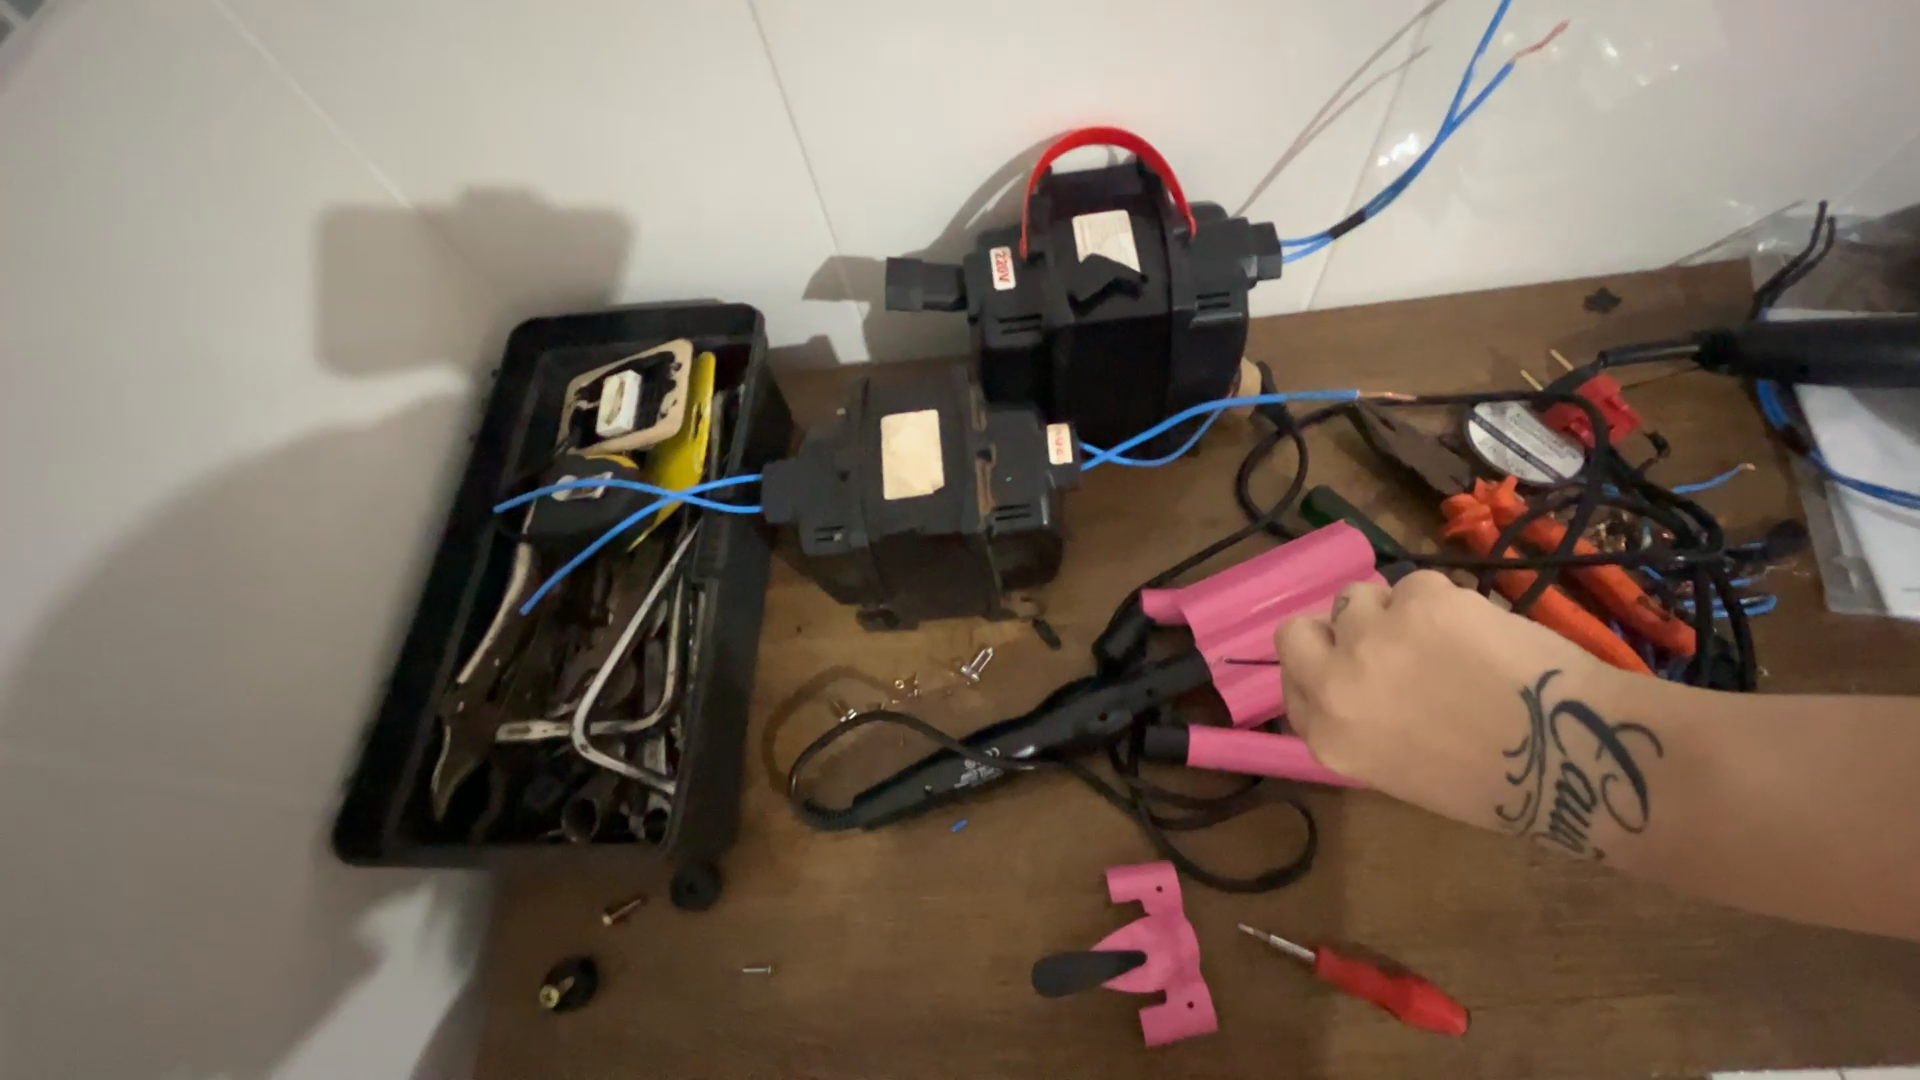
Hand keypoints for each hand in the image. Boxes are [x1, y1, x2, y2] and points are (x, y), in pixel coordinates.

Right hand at [1275, 570, 1636, 831]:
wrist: (1579, 756)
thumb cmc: (1494, 784)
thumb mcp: (1395, 769)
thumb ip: (1356, 720)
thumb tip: (1353, 677)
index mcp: (1328, 737)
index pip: (1291, 685)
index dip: (1320, 671)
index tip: (1349, 672)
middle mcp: (1333, 684)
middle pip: (1295, 632)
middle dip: (1332, 633)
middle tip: (1378, 642)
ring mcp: (1372, 638)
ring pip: (1355, 598)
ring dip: (1388, 611)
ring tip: (1440, 636)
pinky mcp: (1419, 602)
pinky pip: (1414, 584)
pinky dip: (1442, 601)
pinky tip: (1478, 631)